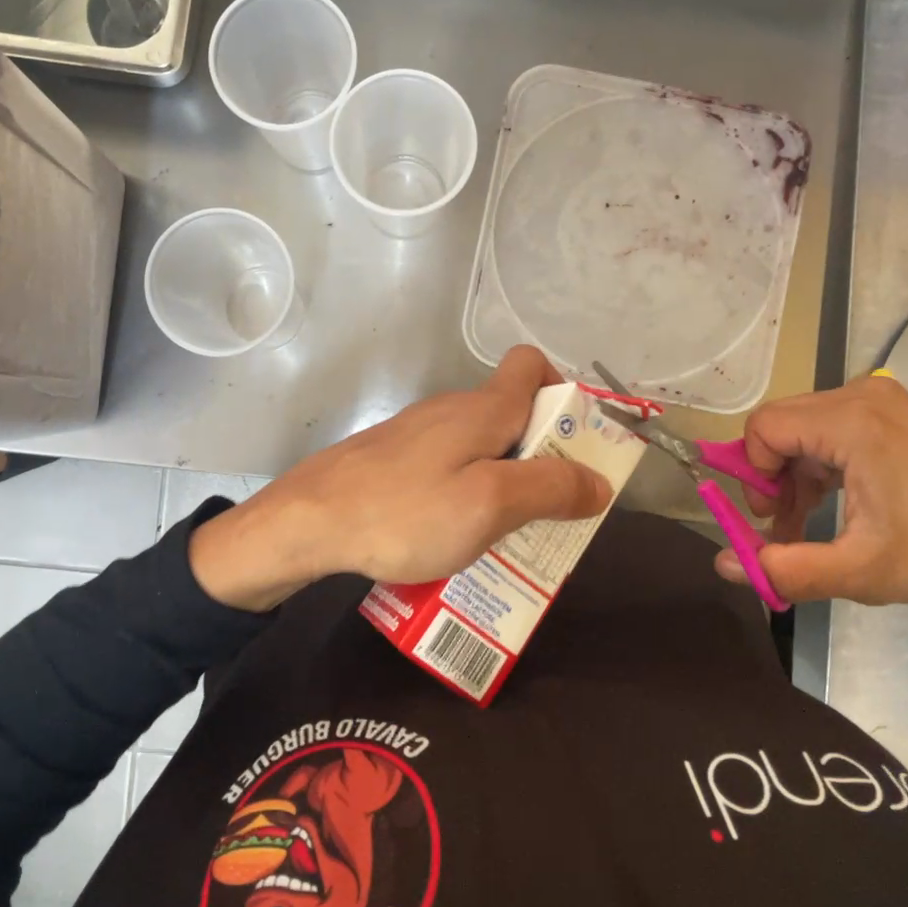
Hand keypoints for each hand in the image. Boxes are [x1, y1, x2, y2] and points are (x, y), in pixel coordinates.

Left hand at [189, 346, 613, 611]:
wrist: (307, 523)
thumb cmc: (406, 511)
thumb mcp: (491, 504)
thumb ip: (551, 488)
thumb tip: (600, 481)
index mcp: (483, 409)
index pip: (532, 365)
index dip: (562, 393)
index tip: (574, 443)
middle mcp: (451, 411)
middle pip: (512, 417)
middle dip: (541, 459)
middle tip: (550, 514)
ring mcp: (416, 436)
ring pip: (479, 450)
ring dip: (503, 486)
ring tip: (506, 540)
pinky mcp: (391, 463)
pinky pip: (446, 472)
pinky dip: (464, 499)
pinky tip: (452, 541)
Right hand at [724, 375, 907, 606]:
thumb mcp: (863, 572)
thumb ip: (787, 569)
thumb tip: (723, 565)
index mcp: (854, 423)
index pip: (763, 428)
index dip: (752, 474)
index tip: (768, 519)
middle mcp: (863, 397)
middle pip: (780, 426)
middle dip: (770, 479)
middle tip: (782, 527)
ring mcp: (882, 401)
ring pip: (801, 429)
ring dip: (792, 477)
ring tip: (804, 525)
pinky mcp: (894, 415)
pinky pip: (829, 430)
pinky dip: (818, 467)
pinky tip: (832, 508)